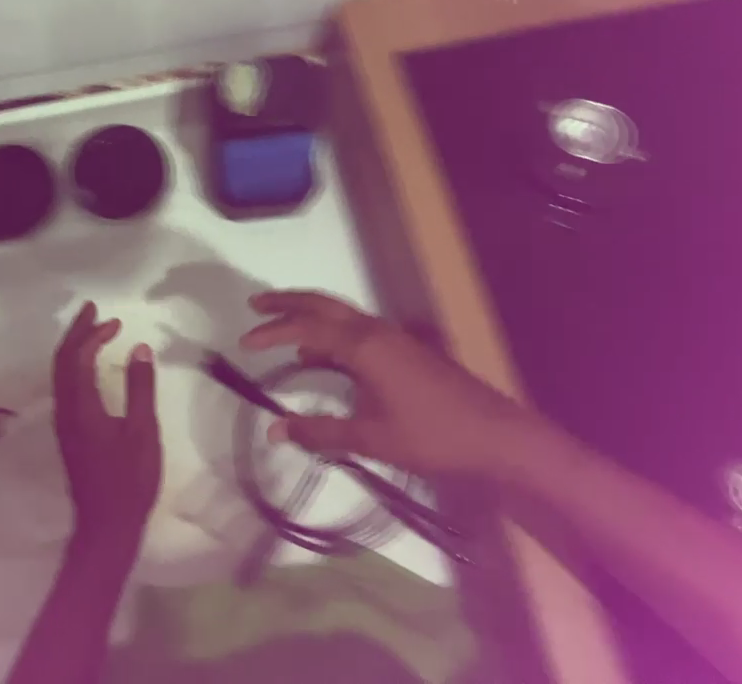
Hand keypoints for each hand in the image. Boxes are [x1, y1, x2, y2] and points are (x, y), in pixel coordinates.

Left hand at [51, 301, 161, 552]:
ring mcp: (63, 423)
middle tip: (92, 310)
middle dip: (76, 332)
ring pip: (60, 373)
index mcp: (81, 406)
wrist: (106, 525)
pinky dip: (75, 366)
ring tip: (92, 331)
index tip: (113, 321)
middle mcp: (65, 410)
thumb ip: (139, 388)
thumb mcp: (142, 431)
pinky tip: (89, 367)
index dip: (92, 334)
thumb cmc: (129, 479)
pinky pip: (64, 386)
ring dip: (73, 348)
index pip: (78, 357)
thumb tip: (139, 348)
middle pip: (62, 360)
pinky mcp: (68, 433)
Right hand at [241, 290, 546, 479]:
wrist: (496, 435)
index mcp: (363, 345)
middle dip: (288, 303)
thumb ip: (320, 431)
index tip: (244, 342)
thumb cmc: (432, 436)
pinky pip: (355, 331)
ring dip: (309, 316)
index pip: (306, 328)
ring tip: (280, 329)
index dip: (272, 332)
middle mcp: (375, 331)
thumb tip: (273, 429)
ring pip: (341, 315)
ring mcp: (392, 338)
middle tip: (255, 306)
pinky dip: (330, 335)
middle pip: (323, 305)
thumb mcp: (371, 438)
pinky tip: (320, 358)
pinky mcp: (404, 351)